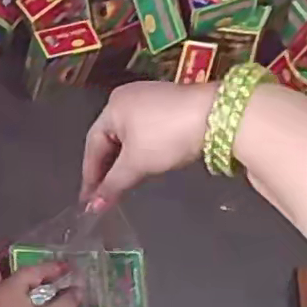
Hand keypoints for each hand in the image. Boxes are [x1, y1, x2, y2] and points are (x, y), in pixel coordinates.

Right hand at [79, 80, 219, 207]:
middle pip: (108, 140)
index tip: (89, 199)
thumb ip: (112, 185)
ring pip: (126, 138)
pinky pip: (143, 132)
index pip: (92, 145)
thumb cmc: (167, 136)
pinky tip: (141, 166)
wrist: (217, 116)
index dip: (90, 175)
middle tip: (103, 195)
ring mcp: (149, 99)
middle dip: (106, 169)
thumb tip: (93, 207)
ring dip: (122, 163)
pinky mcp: (168, 105)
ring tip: (120, 185)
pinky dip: (138, 152)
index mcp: (113, 106)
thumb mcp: (136, 164)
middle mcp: (127, 98)